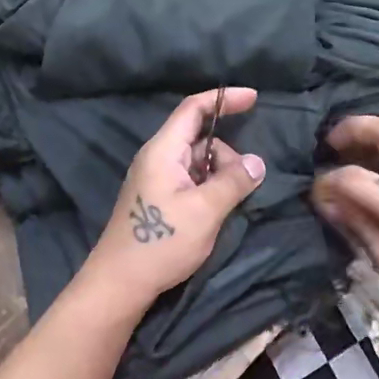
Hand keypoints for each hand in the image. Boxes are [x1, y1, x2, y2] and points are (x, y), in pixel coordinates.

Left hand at [76, 89, 266, 312]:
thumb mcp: (205, 210)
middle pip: (199, 140)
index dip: (223, 100)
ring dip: (218, 176)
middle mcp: (156, 158)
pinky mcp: (156, 199)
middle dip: (226, 155)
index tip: (254, 98)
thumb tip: (257, 162)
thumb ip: (233, 182)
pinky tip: (215, 212)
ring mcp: (154, 179)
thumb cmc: (162, 241)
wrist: (121, 280)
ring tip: (227, 207)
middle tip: (242, 187)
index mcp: (162, 150)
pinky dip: (207, 189)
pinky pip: (188, 182)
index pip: (192, 109)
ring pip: (196, 164)